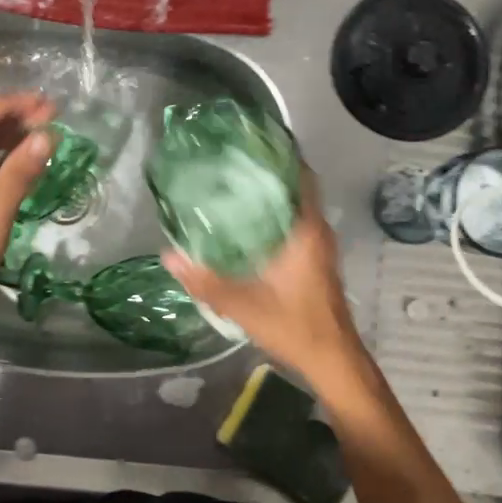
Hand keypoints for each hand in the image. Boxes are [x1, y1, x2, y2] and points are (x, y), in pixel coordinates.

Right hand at [164, 172, 365, 383]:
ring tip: (232, 187)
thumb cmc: (295, 327)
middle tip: (230, 164)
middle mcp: (317, 230)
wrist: (333, 359)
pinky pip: (294, 224)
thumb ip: (205, 281)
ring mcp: (319, 246)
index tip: (249, 143)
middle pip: (293, 188)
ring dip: (269, 196)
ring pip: (294, 207)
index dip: (278, 155)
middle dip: (265, 174)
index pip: (299, 176)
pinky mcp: (315, 260)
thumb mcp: (244, 305)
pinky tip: (245, 224)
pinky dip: (274, 216)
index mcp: (305, 230)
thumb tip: (168, 256)